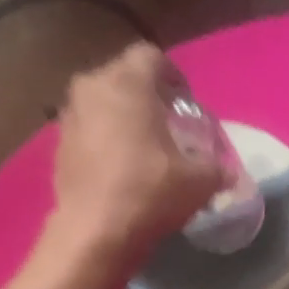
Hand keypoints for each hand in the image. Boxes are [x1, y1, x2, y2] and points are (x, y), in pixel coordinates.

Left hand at [51, 43, 223, 254]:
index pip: (152, 56)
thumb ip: (217, 168)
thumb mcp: (200, 182)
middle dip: (148, 96)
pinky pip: (90, 130)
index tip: (187, 102)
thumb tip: (228, 173)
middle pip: (124, 77)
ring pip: (103, 103)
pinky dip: (107, 140)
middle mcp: (92, 87)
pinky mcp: (60, 144)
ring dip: (125, 118)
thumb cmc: (151, 192)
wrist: (96, 232)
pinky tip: (124, 169)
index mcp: (128, 83)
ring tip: (147, 148)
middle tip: (170, 125)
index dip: (174, 76)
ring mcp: (70, 115)